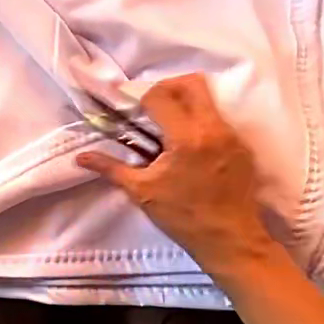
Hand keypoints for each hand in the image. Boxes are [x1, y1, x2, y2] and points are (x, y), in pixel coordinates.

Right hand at [76, 73, 283, 273]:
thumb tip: (81, 157)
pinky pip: (219, 118)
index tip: (133, 116)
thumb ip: (111, 168)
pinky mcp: (242, 146)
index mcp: (186, 138)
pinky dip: (199, 121)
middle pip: (192, 83)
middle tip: (151, 107)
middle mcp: (214, 129)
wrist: (230, 239)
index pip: (162, 96)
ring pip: (209, 98)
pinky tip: (187, 145)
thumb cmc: (182, 216)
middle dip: (168, 88)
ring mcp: (233, 136)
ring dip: (185, 103)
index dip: (142, 100)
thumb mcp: (141, 191)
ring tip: (168, 127)